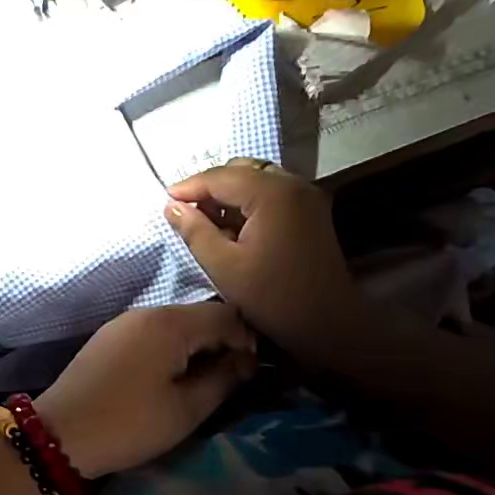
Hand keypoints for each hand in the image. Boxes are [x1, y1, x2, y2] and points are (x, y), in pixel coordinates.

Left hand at [36, 303, 258, 477]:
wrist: (59, 434)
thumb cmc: (130, 423)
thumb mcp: (187, 408)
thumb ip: (224, 379)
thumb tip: (248, 361)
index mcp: (171, 323)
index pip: (226, 315)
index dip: (245, 340)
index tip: (250, 373)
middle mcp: (148, 311)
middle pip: (200, 315)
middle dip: (221, 342)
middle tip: (229, 379)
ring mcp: (125, 322)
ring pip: (176, 323)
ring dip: (196, 345)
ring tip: (201, 381)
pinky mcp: (109, 336)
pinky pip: (153, 332)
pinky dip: (172, 348)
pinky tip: (169, 377)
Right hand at [162, 160, 363, 355]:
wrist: (328, 324)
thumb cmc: (273, 298)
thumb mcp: (224, 266)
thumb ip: (194, 231)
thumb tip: (172, 206)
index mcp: (272, 193)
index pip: (220, 176)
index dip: (189, 187)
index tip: (165, 200)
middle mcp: (293, 184)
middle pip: (241, 170)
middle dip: (211, 187)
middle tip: (185, 211)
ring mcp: (307, 196)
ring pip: (258, 179)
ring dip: (230, 194)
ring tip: (206, 220)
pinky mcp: (313, 210)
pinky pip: (273, 193)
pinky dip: (250, 202)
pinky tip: (233, 226)